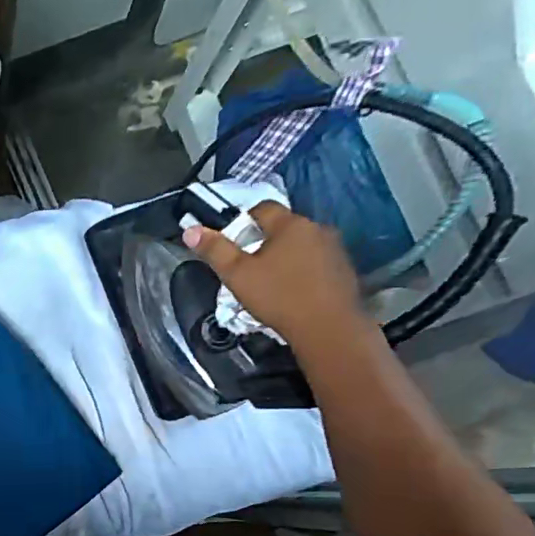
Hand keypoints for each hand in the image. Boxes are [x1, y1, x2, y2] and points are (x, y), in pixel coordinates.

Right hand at [182, 202, 366, 350]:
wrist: (328, 327)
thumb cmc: (278, 297)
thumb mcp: (237, 275)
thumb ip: (214, 250)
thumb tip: (190, 230)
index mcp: (290, 225)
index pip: (263, 208)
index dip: (243, 220)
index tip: (232, 241)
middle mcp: (317, 228)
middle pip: (283, 227)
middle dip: (264, 240)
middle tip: (247, 265)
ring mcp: (335, 248)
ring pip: (301, 244)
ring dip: (285, 255)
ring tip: (270, 280)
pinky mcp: (344, 269)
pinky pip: (317, 261)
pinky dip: (303, 270)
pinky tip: (293, 290)